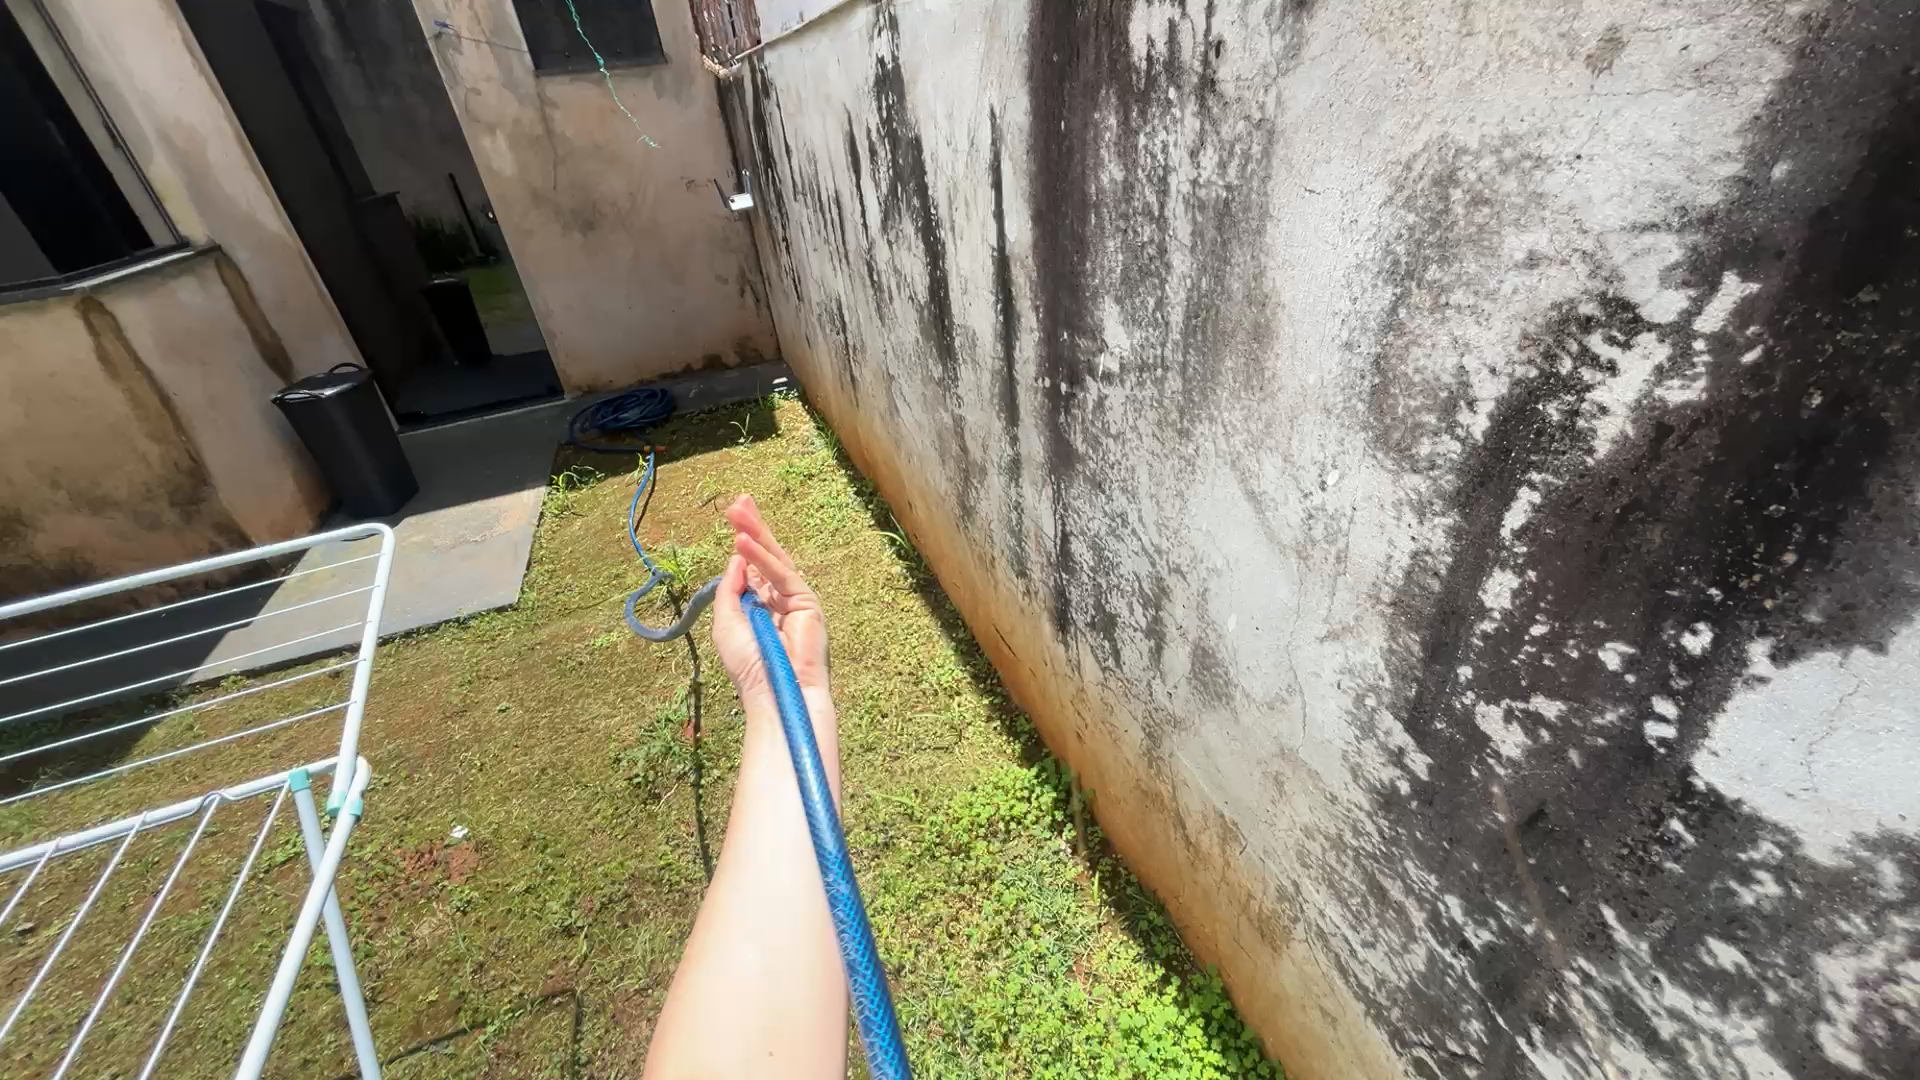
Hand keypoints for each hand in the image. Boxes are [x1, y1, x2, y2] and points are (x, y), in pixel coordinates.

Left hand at [711, 495, 829, 712]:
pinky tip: (743, 543)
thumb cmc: (751, 667)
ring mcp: (795, 599)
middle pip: (766, 555)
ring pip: (775, 559)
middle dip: (752, 528)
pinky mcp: (807, 602)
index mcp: (760, 605)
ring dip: (756, 534)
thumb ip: (729, 591)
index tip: (736, 515)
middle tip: (739, 501)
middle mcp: (778, 598)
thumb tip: (735, 559)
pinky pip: (782, 574)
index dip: (745, 540)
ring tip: (738, 511)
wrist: (776, 692)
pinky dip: (761, 558)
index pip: (752, 566)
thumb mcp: (726, 625)